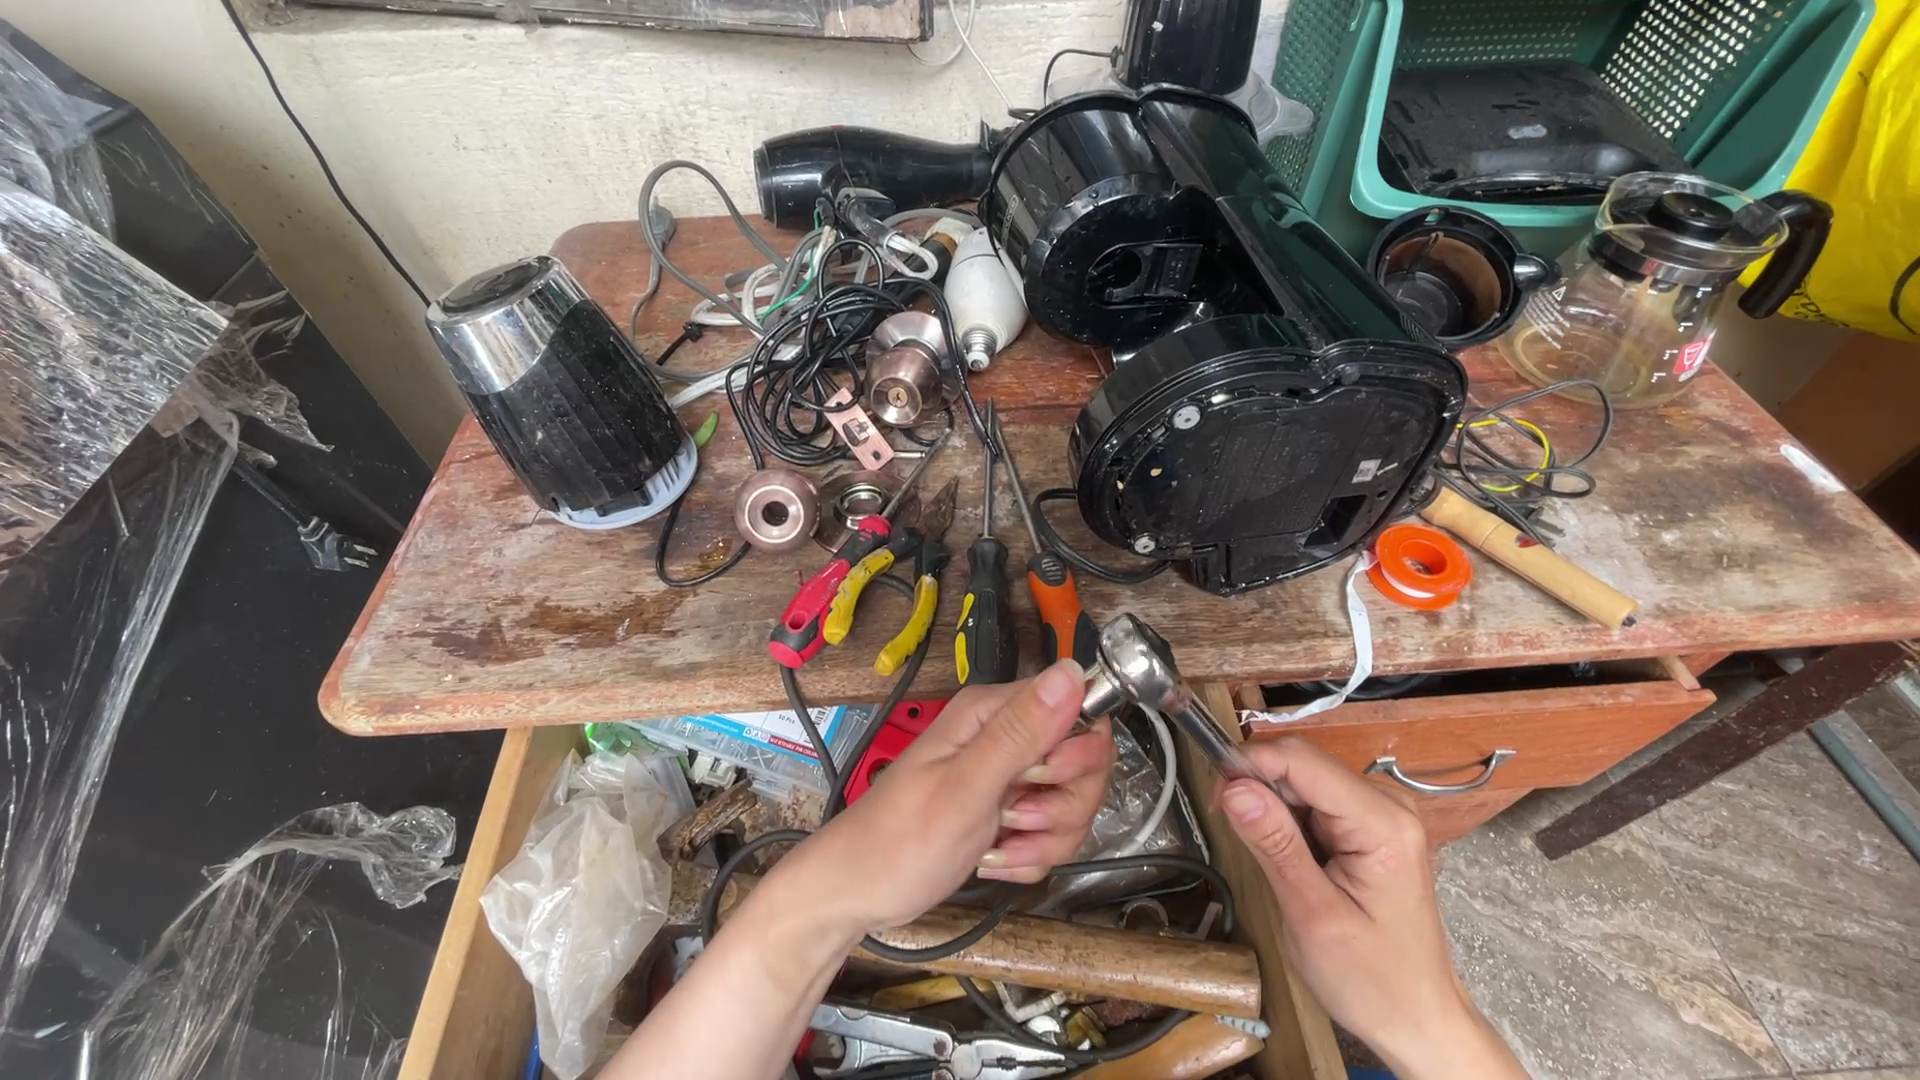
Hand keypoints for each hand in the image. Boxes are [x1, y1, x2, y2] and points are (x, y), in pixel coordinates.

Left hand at [786, 659, 1114, 931]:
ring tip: (1000, 845)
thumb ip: (1021, 732)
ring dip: (1048, 836)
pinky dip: (1033, 853)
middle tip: (1017, 817)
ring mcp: (1009, 774)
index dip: (1078, 749)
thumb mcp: (964, 787)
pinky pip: (1054, 829)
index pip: (1078, 707)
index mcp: (992, 712)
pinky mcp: (1010, 810)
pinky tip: (996, 859)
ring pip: (1074, 799)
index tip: (1047, 780)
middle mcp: (1005, 734)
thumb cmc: (900, 840)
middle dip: (1065, 802)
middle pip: (1085, 758)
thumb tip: (1071, 672)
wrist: (859, 893)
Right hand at [1217, 737, 1525, 1079]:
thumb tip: (1233, 787)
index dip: (1249, 765)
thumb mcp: (1312, 916)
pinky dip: (1286, 819)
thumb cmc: (1372, 980)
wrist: (1418, 1019)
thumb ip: (1274, 844)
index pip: (1301, 760)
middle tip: (1228, 827)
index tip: (1215, 796)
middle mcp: (1386, 803)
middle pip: (1301, 764)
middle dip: (1256, 786)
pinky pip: (1312, 800)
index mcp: (1382, 822)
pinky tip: (1285, 856)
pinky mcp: (1367, 825)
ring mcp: (1379, 812)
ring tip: (1263, 855)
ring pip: (1301, 779)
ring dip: (1269, 805)